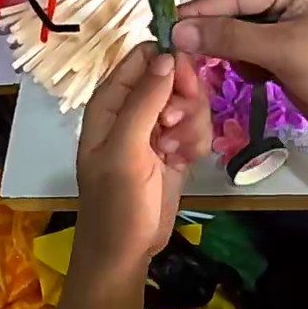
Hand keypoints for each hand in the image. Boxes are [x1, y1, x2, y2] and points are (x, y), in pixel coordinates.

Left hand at [75, 44, 211, 265]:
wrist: (126, 252)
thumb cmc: (116, 203)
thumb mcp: (126, 150)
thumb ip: (145, 101)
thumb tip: (167, 56)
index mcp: (111, 102)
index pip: (144, 57)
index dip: (169, 65)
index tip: (186, 87)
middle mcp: (133, 108)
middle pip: (174, 76)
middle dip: (186, 100)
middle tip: (177, 125)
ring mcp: (156, 128)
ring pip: (190, 102)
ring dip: (193, 125)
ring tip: (176, 152)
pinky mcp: (175, 146)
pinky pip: (197, 126)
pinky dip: (196, 142)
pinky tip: (185, 161)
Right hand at [171, 0, 307, 138]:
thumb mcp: (283, 48)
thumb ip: (230, 37)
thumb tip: (178, 29)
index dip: (200, 12)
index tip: (167, 31)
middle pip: (232, 12)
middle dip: (215, 36)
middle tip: (187, 58)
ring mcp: (284, 26)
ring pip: (236, 36)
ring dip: (232, 55)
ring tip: (244, 72)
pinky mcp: (282, 53)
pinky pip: (248, 54)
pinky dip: (245, 67)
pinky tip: (259, 79)